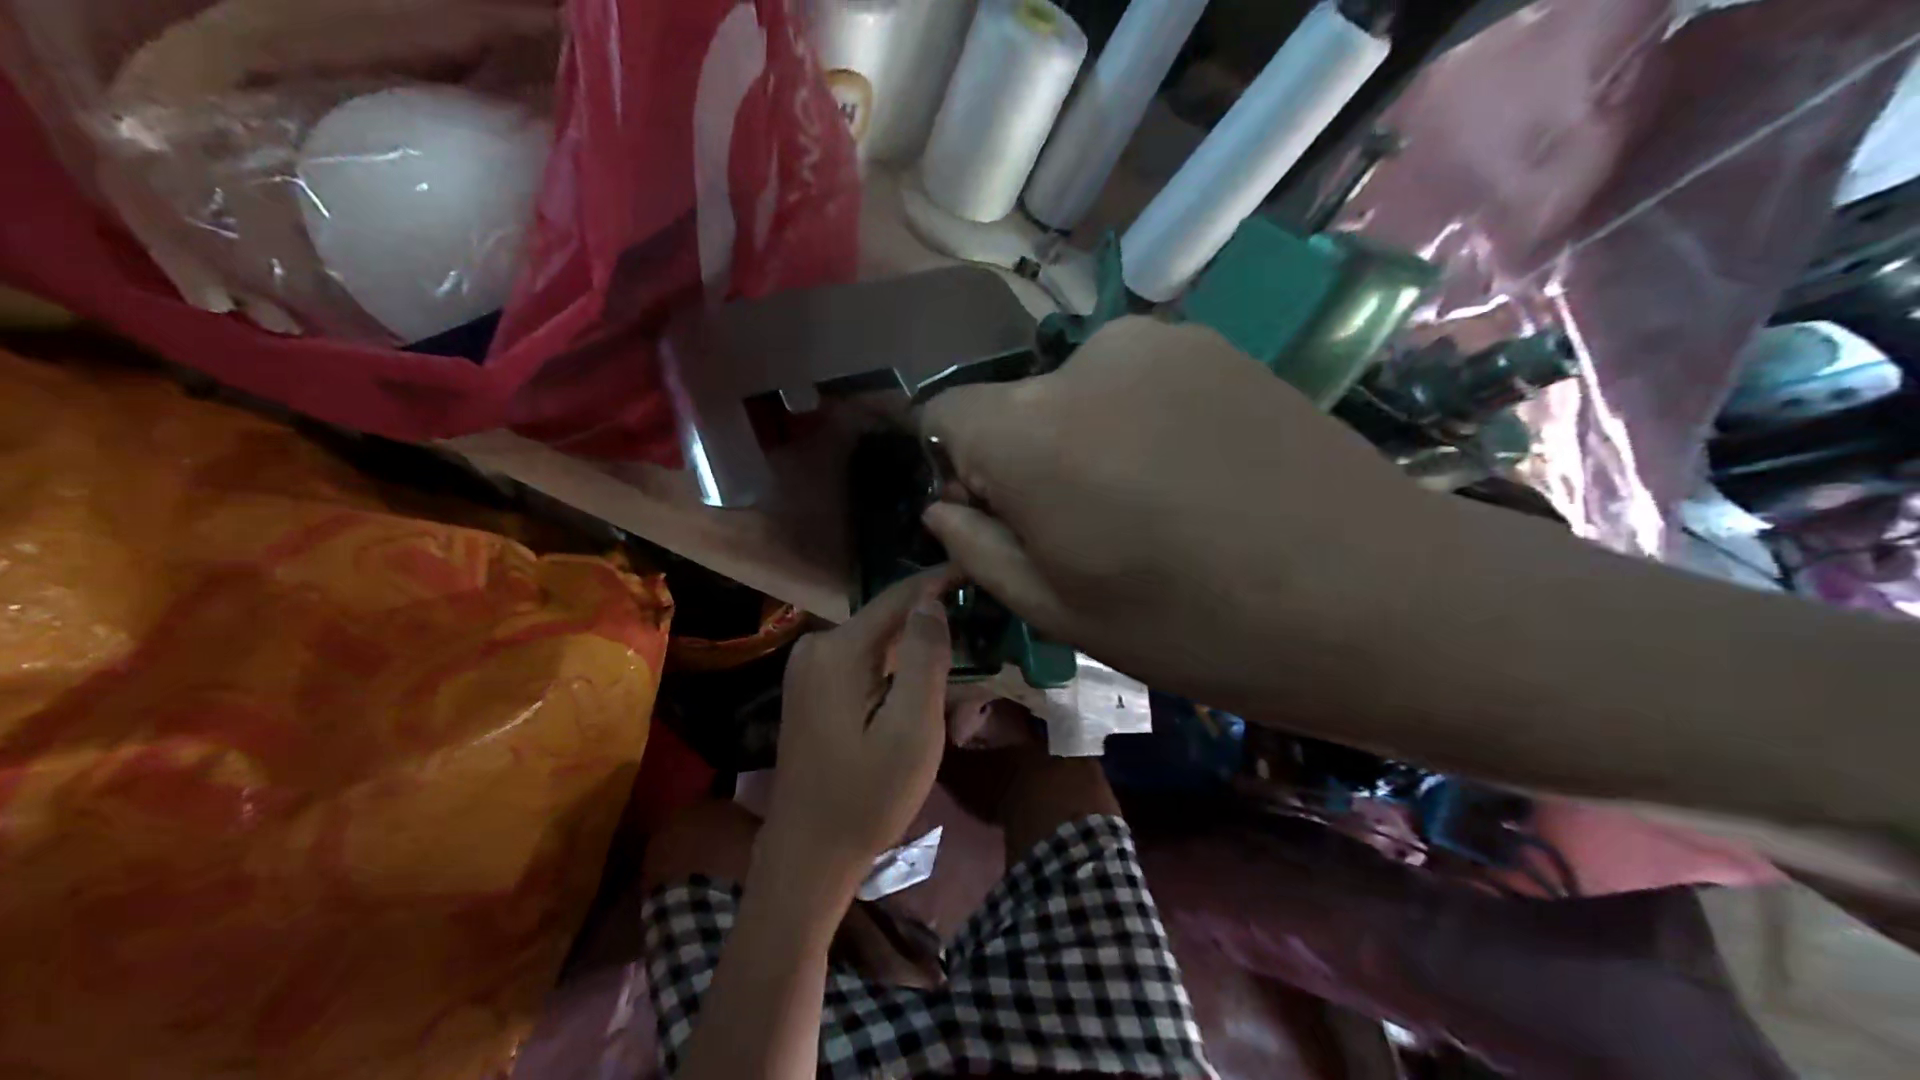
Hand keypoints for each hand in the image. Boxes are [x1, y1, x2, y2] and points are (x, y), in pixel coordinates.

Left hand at [761, 568, 956, 894]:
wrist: (809, 853)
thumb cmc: (867, 796)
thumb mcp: (912, 730)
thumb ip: (926, 658)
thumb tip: (933, 600)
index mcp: (839, 650)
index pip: (900, 598)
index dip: (942, 580)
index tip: (981, 566)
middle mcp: (818, 646)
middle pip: (893, 624)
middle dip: (939, 637)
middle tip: (986, 653)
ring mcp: (811, 668)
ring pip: (884, 648)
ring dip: (924, 666)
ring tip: (962, 702)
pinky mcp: (814, 688)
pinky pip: (868, 668)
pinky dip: (901, 680)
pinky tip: (928, 708)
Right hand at [918, 317, 1463, 713]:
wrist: (1371, 594)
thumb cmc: (1194, 626)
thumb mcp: (1060, 613)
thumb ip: (980, 549)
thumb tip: (942, 506)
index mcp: (1029, 433)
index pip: (944, 415)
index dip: (959, 467)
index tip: (1003, 516)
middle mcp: (1082, 361)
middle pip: (1014, 405)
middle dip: (1025, 458)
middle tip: (1089, 525)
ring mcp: (1156, 340)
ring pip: (1077, 389)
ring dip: (1086, 436)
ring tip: (1153, 500)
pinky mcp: (1214, 341)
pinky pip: (1138, 377)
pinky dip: (1140, 416)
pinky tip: (1197, 471)